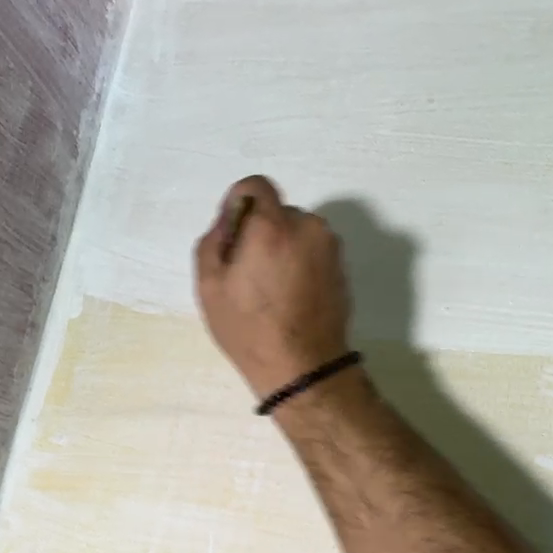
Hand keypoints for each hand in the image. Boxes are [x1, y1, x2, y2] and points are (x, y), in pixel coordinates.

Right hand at [194, 176, 352, 397]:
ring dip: (281, 249)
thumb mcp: (210, 286)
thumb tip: (228, 220)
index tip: (232, 237)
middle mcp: (307, 225)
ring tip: (270, 290)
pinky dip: (299, 264)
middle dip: (261, 232)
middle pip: (276, 212)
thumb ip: (213, 240)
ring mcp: (329, 246)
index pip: (255, 185)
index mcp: (271, 225)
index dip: (238, 205)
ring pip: (296, 232)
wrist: (303, 366)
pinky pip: (312, 252)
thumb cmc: (249, 328)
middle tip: (248, 274)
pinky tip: (290, 298)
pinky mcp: (342, 266)